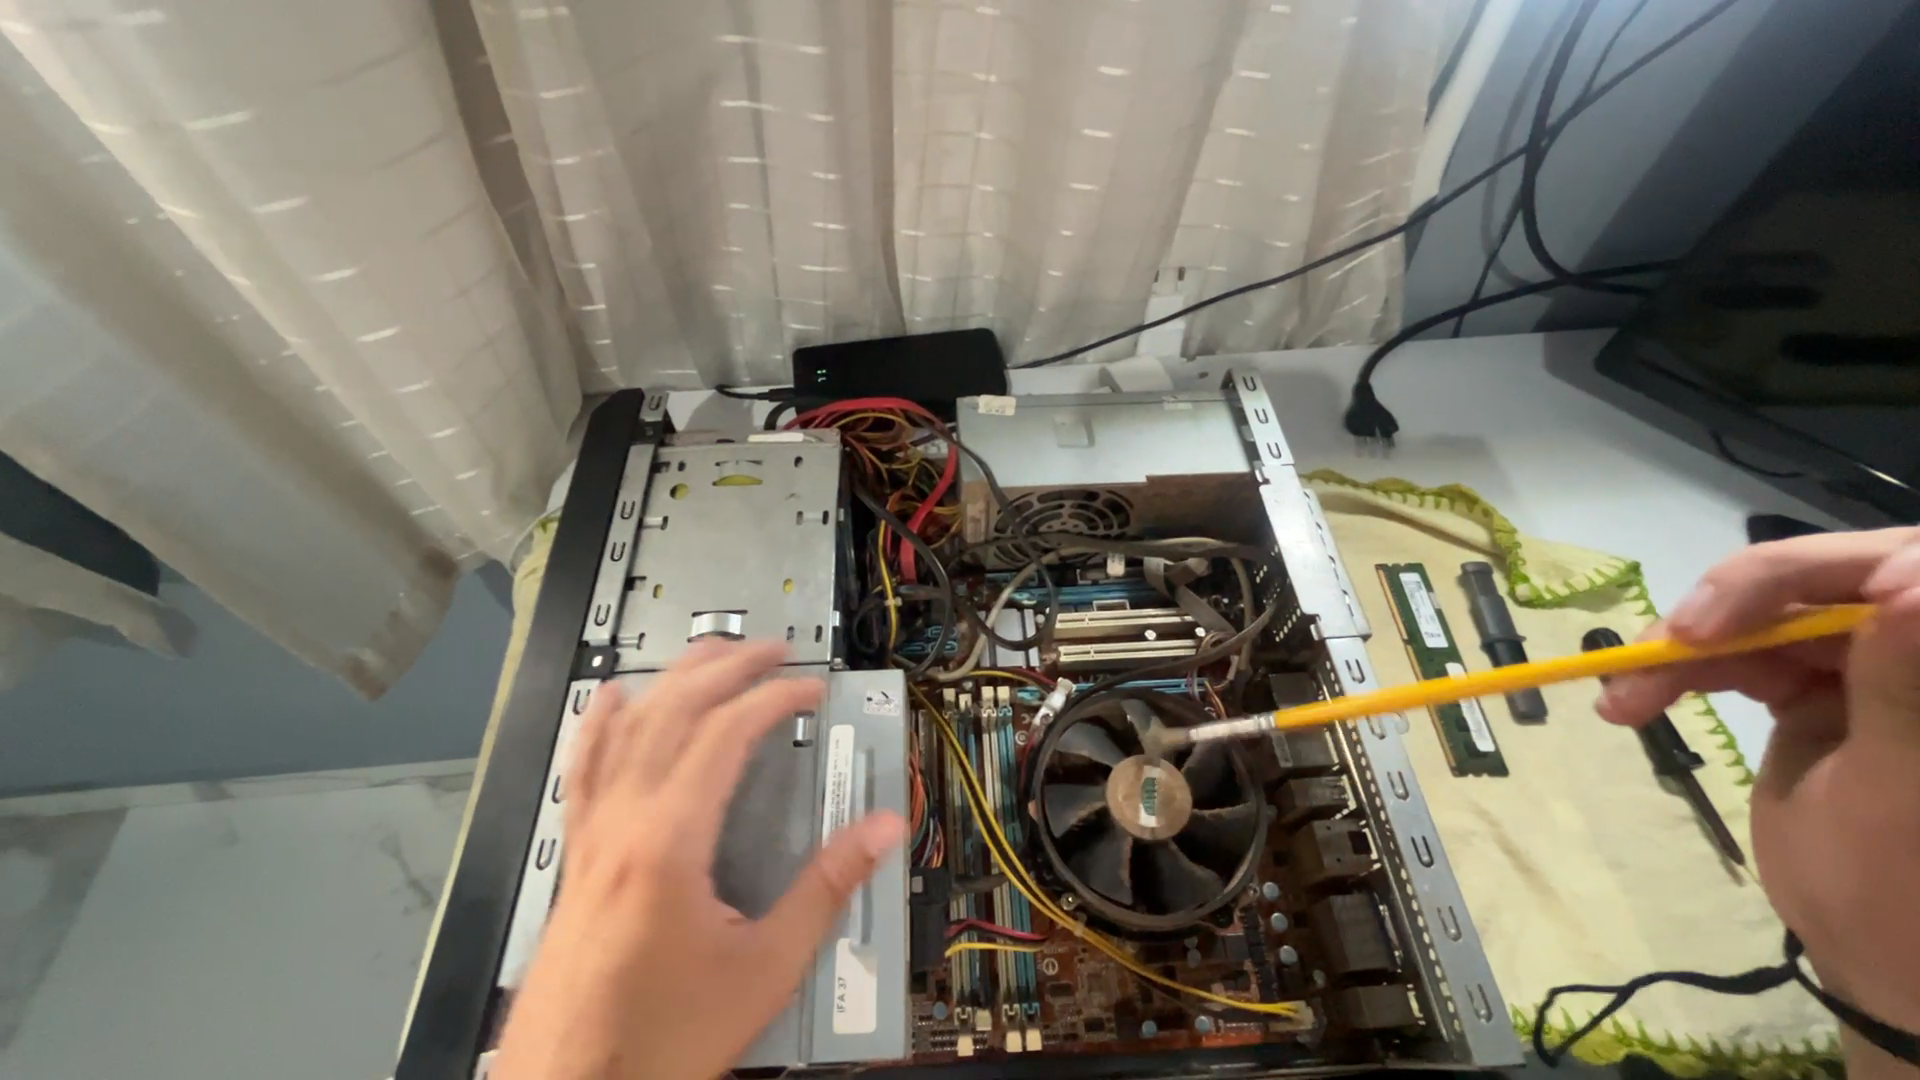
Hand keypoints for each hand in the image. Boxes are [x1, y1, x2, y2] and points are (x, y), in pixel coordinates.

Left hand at [493, 641, 906, 1079]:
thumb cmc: (667, 1037)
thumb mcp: (765, 968)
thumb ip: (826, 889)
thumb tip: (883, 829)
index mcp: (670, 842)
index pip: (725, 734)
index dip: (772, 698)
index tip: (811, 689)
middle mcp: (623, 823)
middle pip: (674, 713)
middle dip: (728, 669)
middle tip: (774, 652)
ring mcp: (591, 836)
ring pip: (627, 730)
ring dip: (674, 680)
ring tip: (713, 652)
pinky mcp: (577, 857)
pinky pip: (583, 771)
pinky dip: (601, 724)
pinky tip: (612, 698)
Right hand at [1596, 529, 1919, 1059]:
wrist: (1891, 966)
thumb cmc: (1902, 894)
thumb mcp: (1897, 791)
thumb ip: (1907, 683)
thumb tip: (1918, 574)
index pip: (1900, 567)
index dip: (1805, 576)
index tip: (1719, 626)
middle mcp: (1918, 649)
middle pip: (1817, 584)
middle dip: (1726, 612)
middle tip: (1656, 652)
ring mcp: (1871, 670)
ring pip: (1762, 619)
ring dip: (1684, 651)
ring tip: (1623, 697)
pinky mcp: (1819, 691)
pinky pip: (1740, 657)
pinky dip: (1681, 672)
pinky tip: (1635, 700)